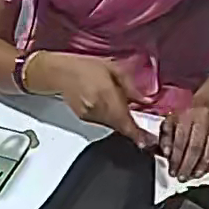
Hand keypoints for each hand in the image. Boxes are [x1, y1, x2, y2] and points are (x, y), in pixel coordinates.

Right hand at [31, 53, 155, 147]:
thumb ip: (131, 87)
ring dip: (121, 122)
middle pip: (119, 126)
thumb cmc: (87, 67)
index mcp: (106, 94)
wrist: (61, 73)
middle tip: (144, 131)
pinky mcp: (84, 119)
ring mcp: (89, 116)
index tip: (147, 141)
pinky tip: (110, 108)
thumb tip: (147, 101)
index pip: (124, 120)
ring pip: (112, 125)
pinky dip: (111, 119)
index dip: (136, 133)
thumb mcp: (113, 69)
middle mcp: (97, 109)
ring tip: (124, 111)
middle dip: (132, 129)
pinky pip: (103, 123)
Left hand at [159, 105, 208, 179]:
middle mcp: (205, 118)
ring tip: (195, 175)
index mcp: (187, 116)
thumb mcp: (171, 121)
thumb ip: (165, 137)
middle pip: (196, 146)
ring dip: (203, 165)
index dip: (176, 158)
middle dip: (188, 165)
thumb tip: (165, 154)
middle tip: (183, 177)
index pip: (181, 141)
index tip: (173, 171)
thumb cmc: (187, 116)